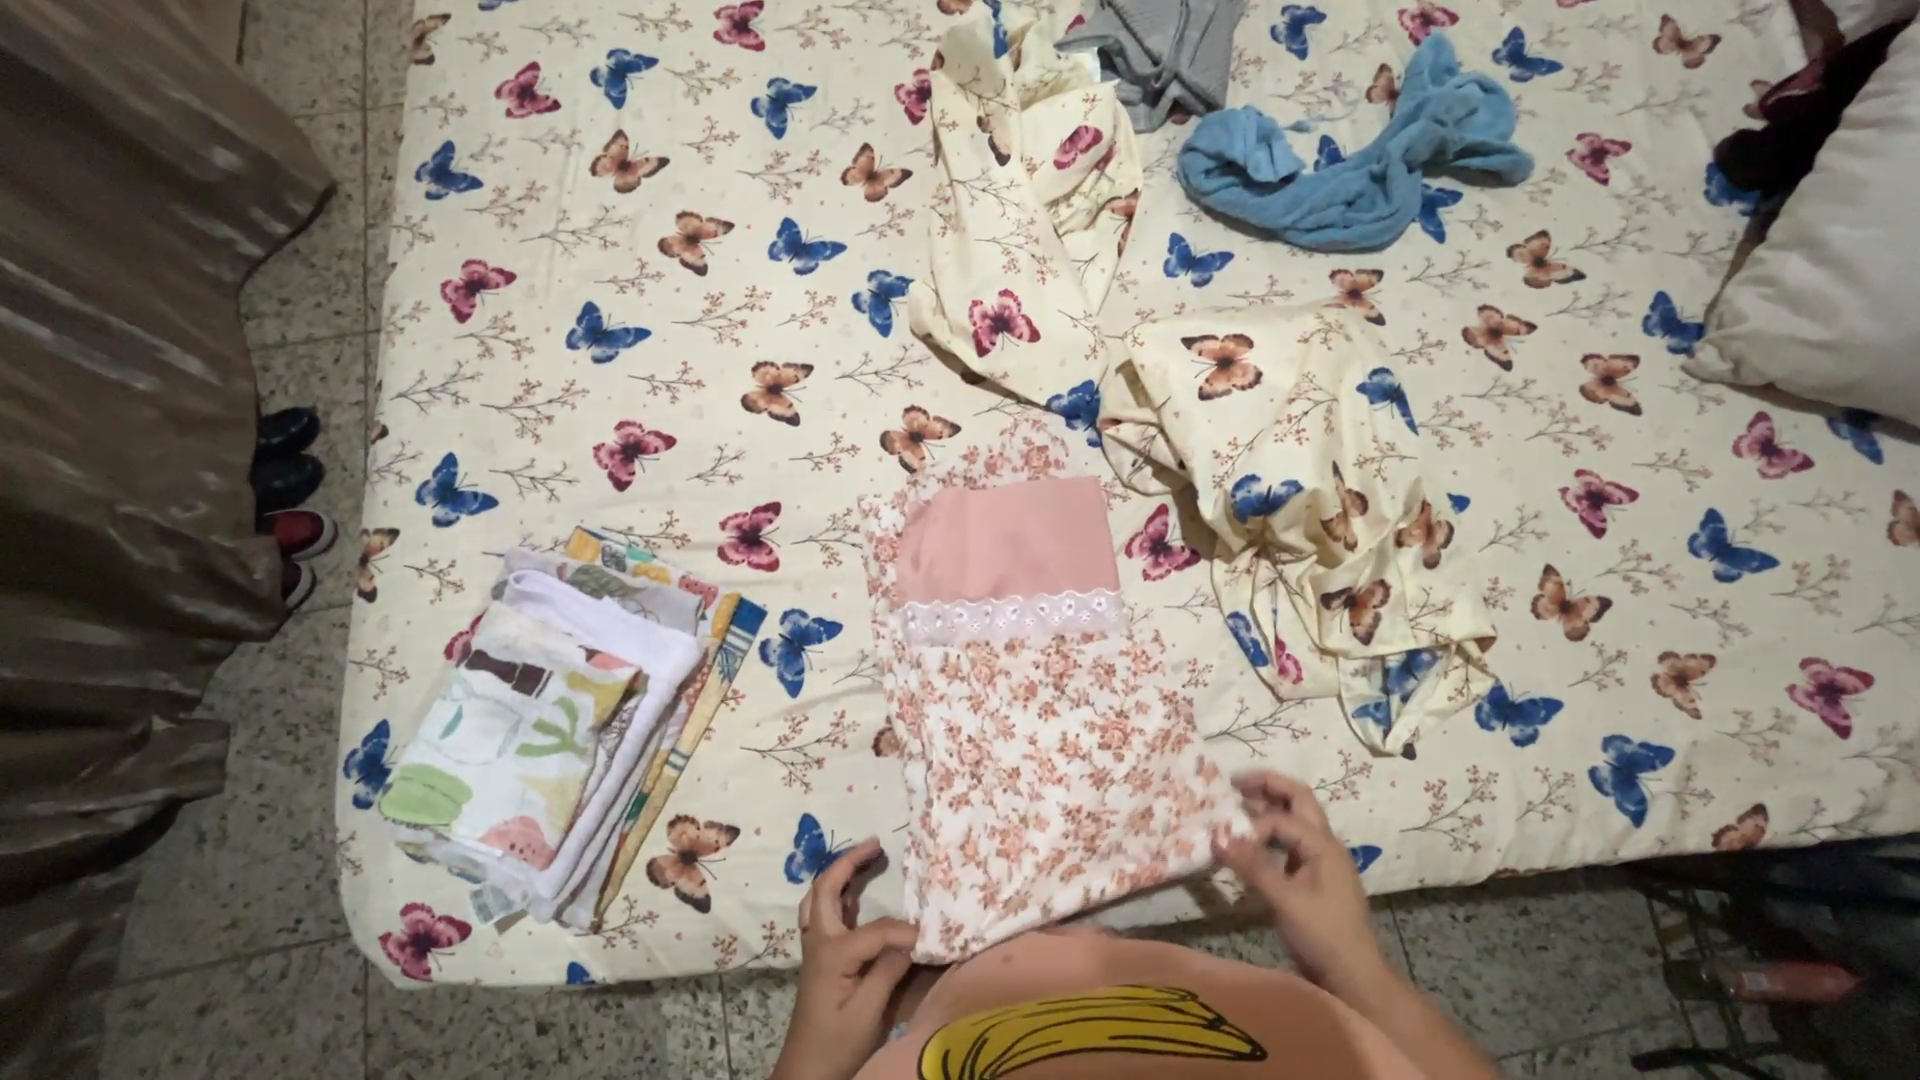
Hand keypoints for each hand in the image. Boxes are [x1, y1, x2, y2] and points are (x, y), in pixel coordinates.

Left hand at [771, 838, 918, 1079]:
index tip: (928, 940)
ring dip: (839, 873)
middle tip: (875, 843)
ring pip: (819, 896)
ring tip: (866, 856)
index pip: (875, 930)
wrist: (805, 1073)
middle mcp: (819, 941)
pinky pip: (823, 912)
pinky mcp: (819, 957)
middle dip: (849, 861)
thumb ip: (889, 970)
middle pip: (826, 888)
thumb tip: (914, 938)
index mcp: (831, 953)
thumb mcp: (868, 1012)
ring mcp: (815, 948)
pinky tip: (856, 890)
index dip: (903, 933)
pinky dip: (838, 892)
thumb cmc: (836, 1044)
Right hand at [1213, 770, 1390, 993]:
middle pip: (1298, 799)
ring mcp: (1320, 860)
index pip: (1282, 818)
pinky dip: (1270, 833)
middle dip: (1267, 785)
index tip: (1231, 843)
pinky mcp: (1312, 876)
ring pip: (1295, 819)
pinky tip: (1251, 842)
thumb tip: (1217, 837)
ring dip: (1268, 806)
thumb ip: (1252, 866)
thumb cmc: (1323, 935)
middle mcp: (1324, 844)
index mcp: (1323, 845)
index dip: (1254, 824)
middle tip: (1234, 781)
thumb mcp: (1285, 900)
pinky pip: (1290, 841)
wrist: (1352, 976)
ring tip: (1238, 803)